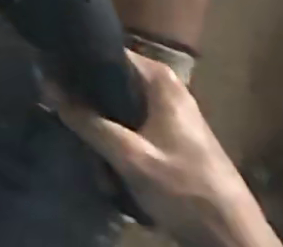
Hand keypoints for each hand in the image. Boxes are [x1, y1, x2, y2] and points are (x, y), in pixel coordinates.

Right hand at [48, 53, 281, 246]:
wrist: (234, 238)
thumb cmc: (184, 188)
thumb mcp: (129, 156)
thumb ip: (88, 122)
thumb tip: (48, 85)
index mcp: (158, 78)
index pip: (108, 53)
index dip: (79, 65)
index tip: (53, 80)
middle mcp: (164, 87)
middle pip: (111, 86)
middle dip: (92, 116)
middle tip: (78, 139)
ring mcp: (170, 113)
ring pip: (121, 114)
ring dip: (106, 142)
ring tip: (100, 170)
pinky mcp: (173, 138)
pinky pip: (134, 132)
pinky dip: (122, 152)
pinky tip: (116, 178)